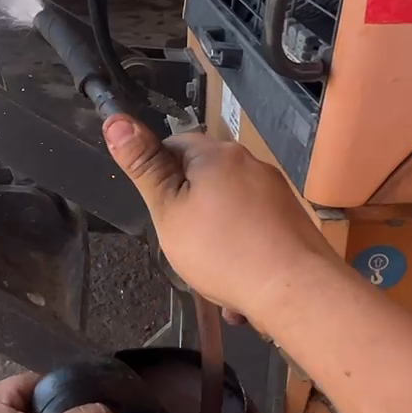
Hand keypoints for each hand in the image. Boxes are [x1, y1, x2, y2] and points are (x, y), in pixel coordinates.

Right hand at [102, 114, 339, 319]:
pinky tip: (237, 279)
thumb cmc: (223, 251)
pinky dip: (241, 246)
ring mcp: (274, 190)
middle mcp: (249, 162)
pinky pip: (252, 226)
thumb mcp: (167, 209)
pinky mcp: (290, 217)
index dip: (159, 177)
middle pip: (203, 176)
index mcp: (215, 154)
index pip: (172, 146)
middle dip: (189, 207)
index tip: (161, 210)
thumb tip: (115, 121)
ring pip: (228, 204)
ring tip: (212, 270)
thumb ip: (142, 166)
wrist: (297, 291)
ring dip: (215, 232)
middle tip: (182, 242)